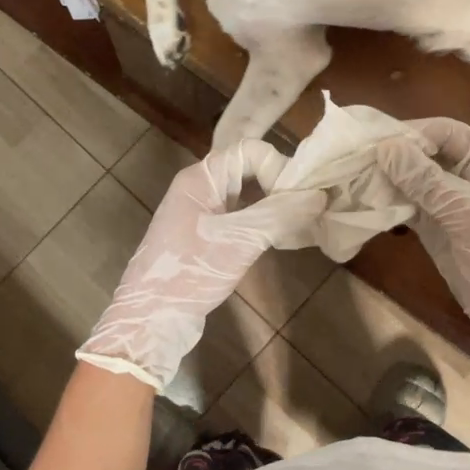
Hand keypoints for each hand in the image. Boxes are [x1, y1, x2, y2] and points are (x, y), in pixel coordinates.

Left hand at [77, 140, 324, 390]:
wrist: (151, 318)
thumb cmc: (190, 272)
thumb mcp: (239, 241)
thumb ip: (279, 214)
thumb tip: (319, 195)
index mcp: (200, 178)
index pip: (250, 151)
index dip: (277, 168)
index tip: (298, 199)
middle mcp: (199, 188)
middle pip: (249, 170)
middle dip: (280, 186)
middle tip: (308, 212)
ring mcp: (200, 213)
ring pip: (246, 196)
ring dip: (274, 207)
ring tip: (301, 226)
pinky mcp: (204, 237)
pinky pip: (239, 218)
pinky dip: (261, 224)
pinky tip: (280, 240)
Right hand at [374, 118, 469, 399]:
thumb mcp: (469, 217)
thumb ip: (427, 182)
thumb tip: (386, 147)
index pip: (450, 133)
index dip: (415, 132)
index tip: (378, 140)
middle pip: (430, 154)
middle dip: (396, 155)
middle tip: (358, 158)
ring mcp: (456, 206)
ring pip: (417, 181)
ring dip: (389, 180)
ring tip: (356, 178)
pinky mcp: (441, 230)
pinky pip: (412, 207)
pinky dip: (391, 204)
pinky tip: (368, 202)